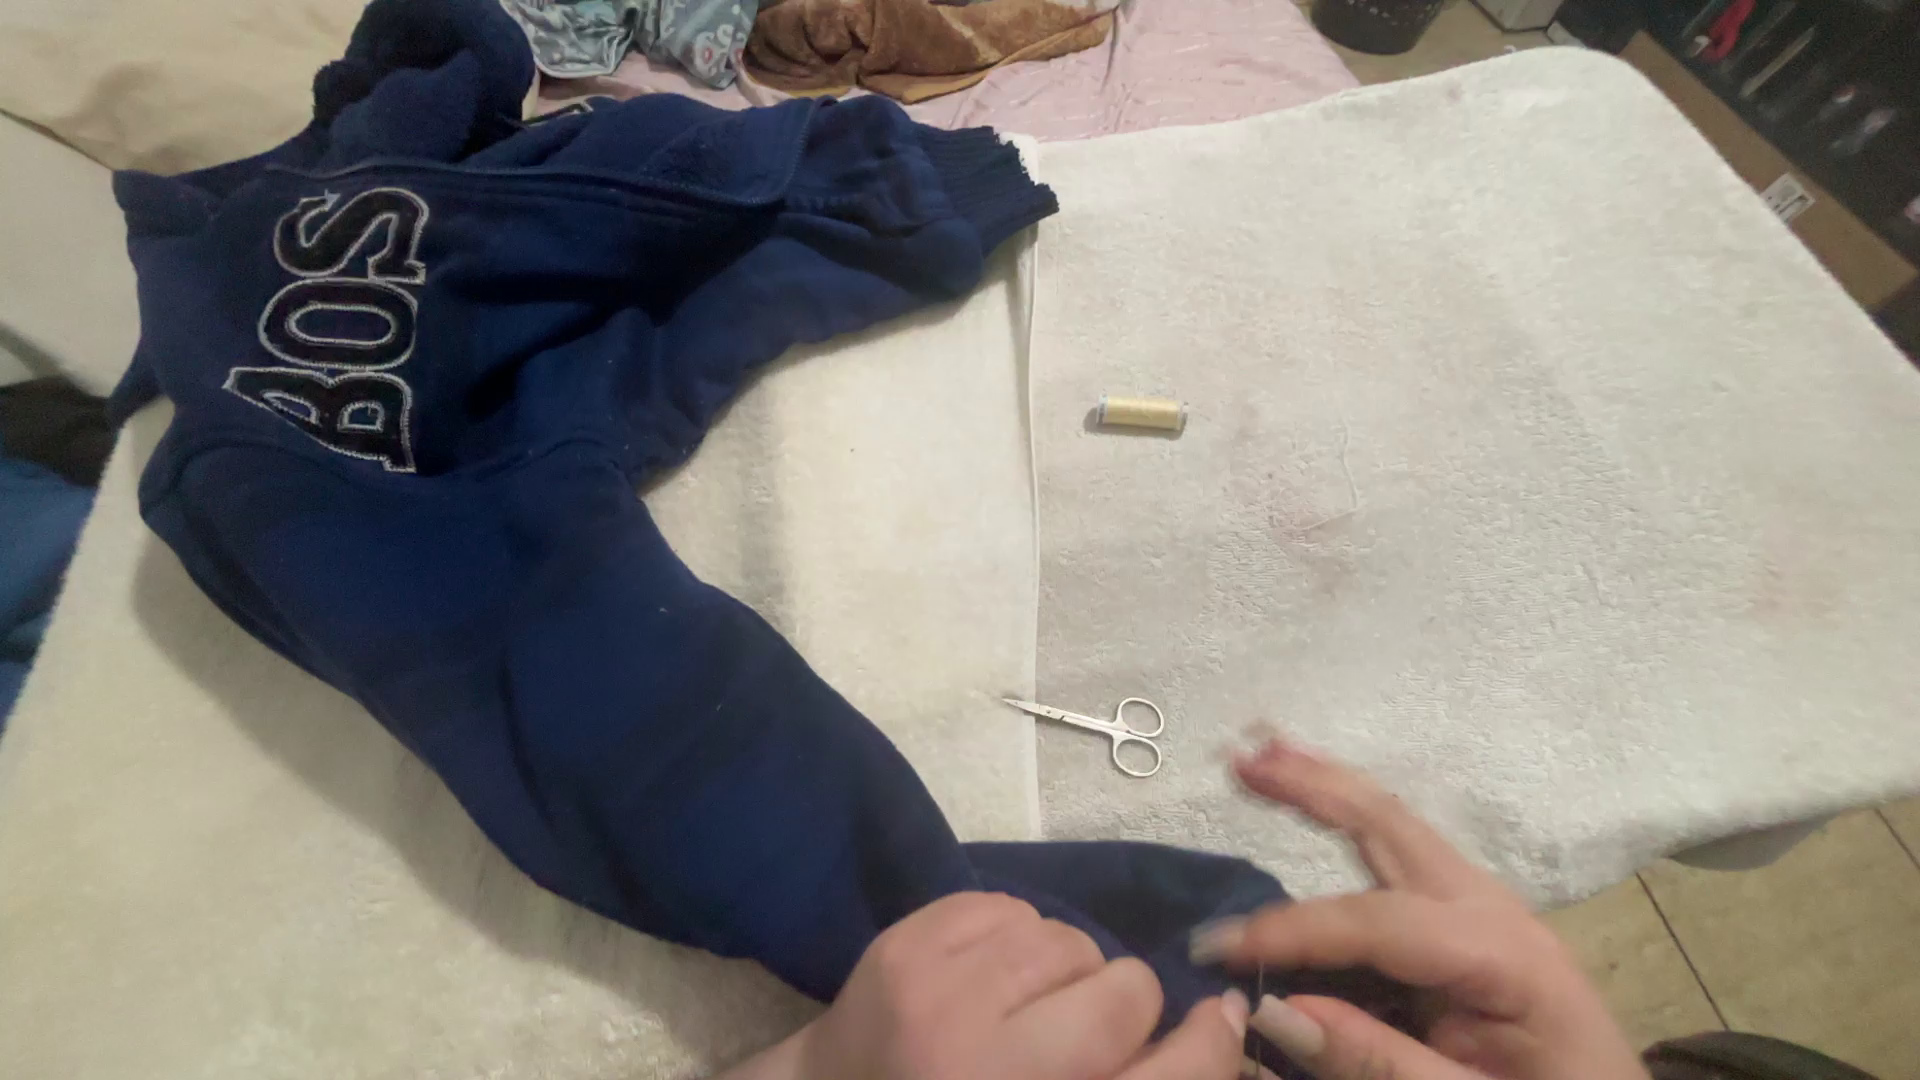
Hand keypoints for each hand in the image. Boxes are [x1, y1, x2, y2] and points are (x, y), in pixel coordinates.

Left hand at [724, 892, 1249, 1079]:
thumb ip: (1119, 1078)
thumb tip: (1214, 1024)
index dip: (1209, 1045)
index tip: (1222, 1018)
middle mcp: (987, 1064)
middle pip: (1122, 992)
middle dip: (1121, 1002)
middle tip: (1082, 1025)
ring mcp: (940, 991)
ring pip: (1066, 938)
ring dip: (1065, 964)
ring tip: (1027, 996)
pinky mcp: (908, 941)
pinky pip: (1009, 904)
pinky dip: (1015, 931)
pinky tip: (988, 968)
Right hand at [1190, 738, 1649, 1079]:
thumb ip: (1376, 1061)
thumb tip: (1272, 1010)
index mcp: (1502, 954)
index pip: (1373, 923)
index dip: (1290, 931)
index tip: (1216, 947)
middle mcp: (1488, 903)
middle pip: (1386, 822)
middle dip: (1309, 784)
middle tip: (1240, 761)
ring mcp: (1477, 896)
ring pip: (1388, 817)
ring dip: (1321, 780)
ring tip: (1263, 752)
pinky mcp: (1463, 905)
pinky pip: (1393, 840)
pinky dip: (1342, 805)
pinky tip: (1310, 790)